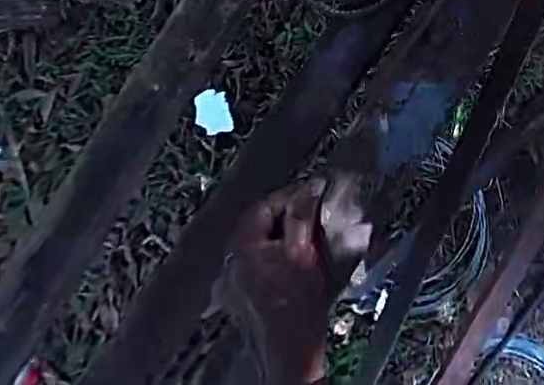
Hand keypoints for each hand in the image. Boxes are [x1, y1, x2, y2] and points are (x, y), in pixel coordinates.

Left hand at [224, 179, 349, 383]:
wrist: (291, 357)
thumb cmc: (298, 306)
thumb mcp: (305, 251)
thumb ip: (303, 215)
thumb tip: (310, 186)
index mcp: (242, 251)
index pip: (263, 205)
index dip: (290, 196)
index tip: (313, 195)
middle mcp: (230, 267)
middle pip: (259, 225)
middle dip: (287, 217)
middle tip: (313, 216)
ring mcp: (232, 287)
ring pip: (259, 246)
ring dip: (283, 237)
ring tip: (308, 240)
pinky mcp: (241, 301)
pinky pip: (258, 265)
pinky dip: (276, 257)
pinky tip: (296, 263)